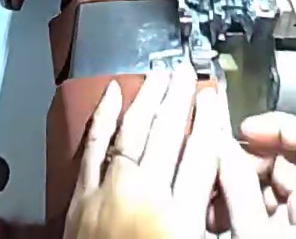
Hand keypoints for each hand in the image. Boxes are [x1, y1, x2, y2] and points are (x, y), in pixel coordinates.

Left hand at [66, 66, 226, 238]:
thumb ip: (205, 222)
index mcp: (178, 221)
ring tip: (160, 75)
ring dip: (148, 98)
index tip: (214, 96)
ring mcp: (108, 191)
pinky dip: (103, 115)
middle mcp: (144, 196)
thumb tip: (215, 183)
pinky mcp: (80, 197)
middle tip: (187, 73)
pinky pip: (93, 145)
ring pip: (133, 130)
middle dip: (181, 99)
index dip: (210, 120)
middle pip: (168, 133)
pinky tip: (113, 92)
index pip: (202, 154)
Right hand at [216, 112, 295, 237]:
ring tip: (208, 198)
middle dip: (245, 160)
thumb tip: (221, 145)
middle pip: (286, 161)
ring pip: (272, 187)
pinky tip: (216, 217)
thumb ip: (239, 188)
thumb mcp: (256, 237)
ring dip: (237, 185)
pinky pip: (268, 213)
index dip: (275, 125)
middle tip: (215, 166)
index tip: (243, 129)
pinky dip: (242, 208)